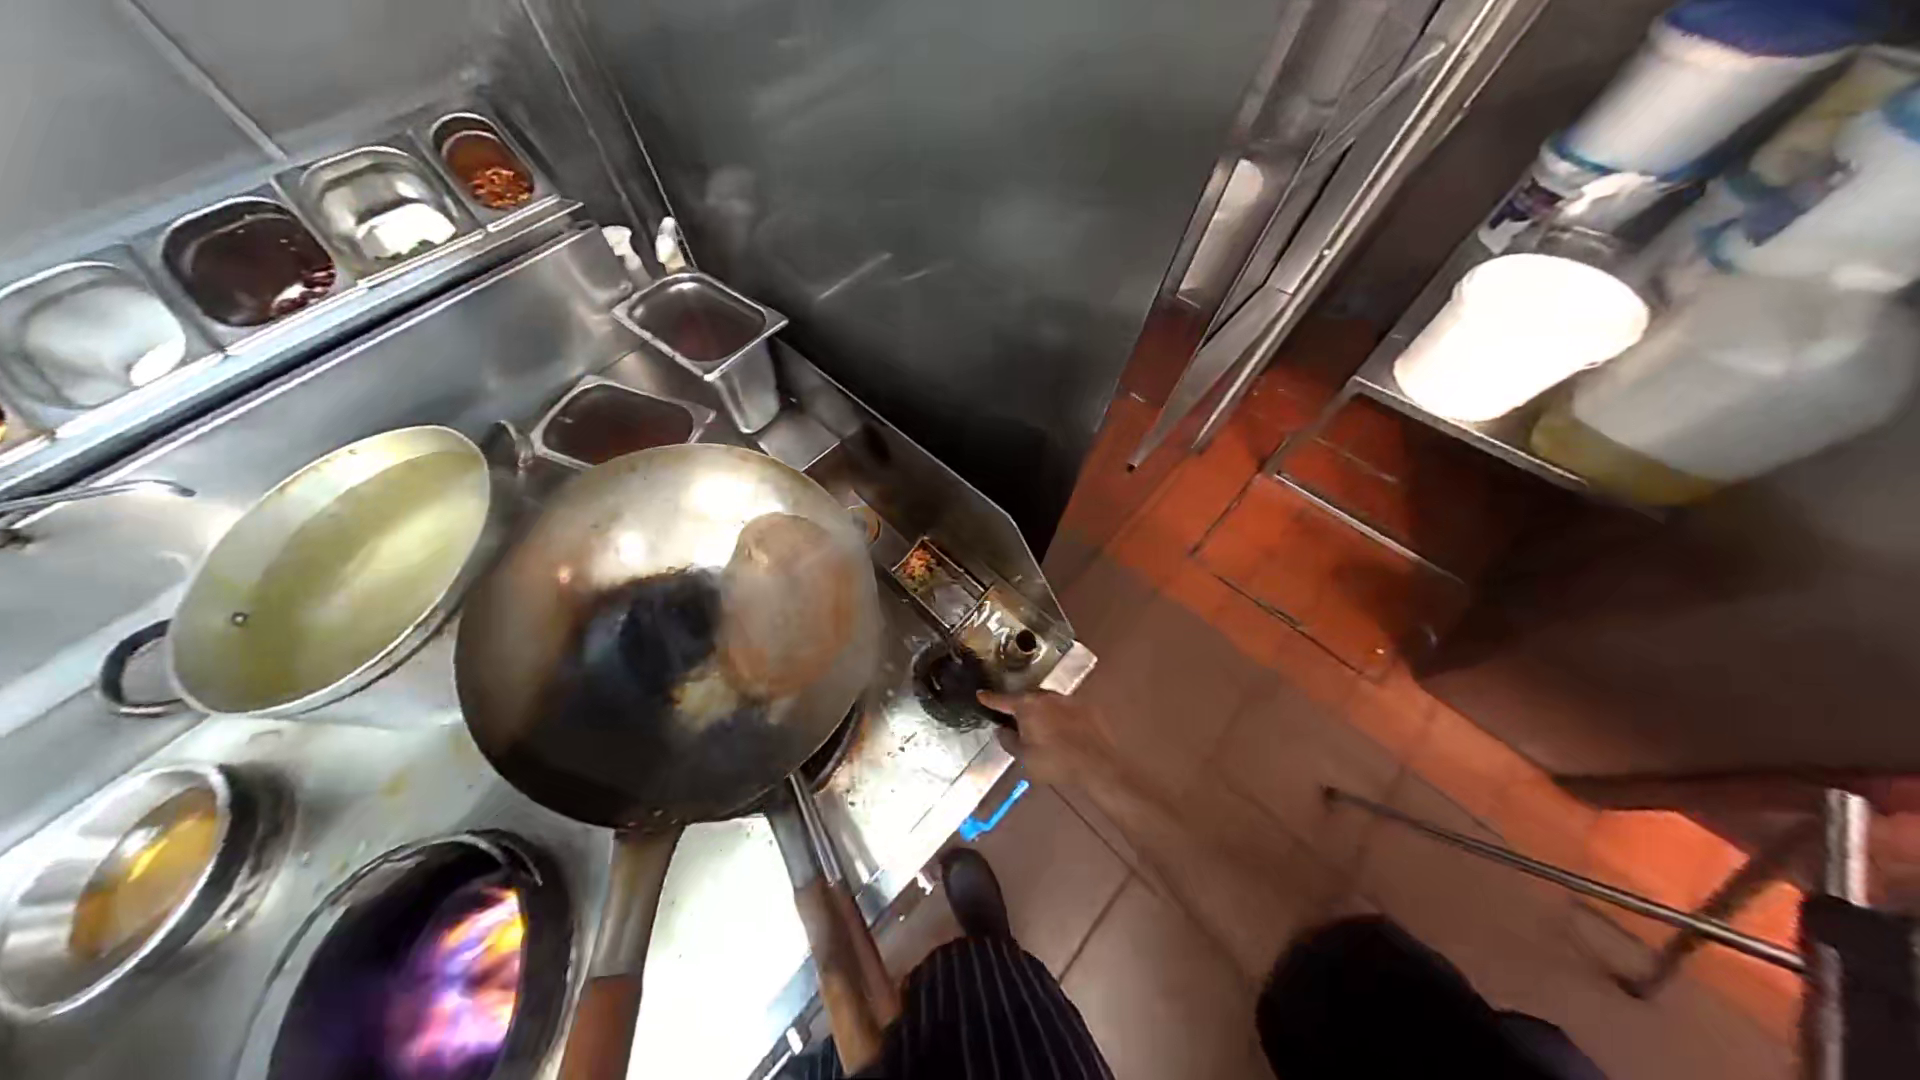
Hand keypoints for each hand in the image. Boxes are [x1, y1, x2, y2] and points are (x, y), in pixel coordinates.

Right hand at [977, 690, 1119, 789]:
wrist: (1097, 765)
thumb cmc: (1055, 763)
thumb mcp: (1024, 758)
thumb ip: (1009, 741)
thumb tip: (1001, 729)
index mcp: (1027, 706)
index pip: (1003, 700)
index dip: (990, 699)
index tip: (981, 694)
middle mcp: (1046, 696)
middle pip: (1026, 698)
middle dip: (1019, 706)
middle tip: (1014, 720)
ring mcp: (1068, 699)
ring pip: (1046, 701)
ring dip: (1040, 711)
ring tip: (1039, 727)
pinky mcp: (1085, 707)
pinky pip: (1064, 708)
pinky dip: (1058, 716)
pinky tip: (1061, 731)